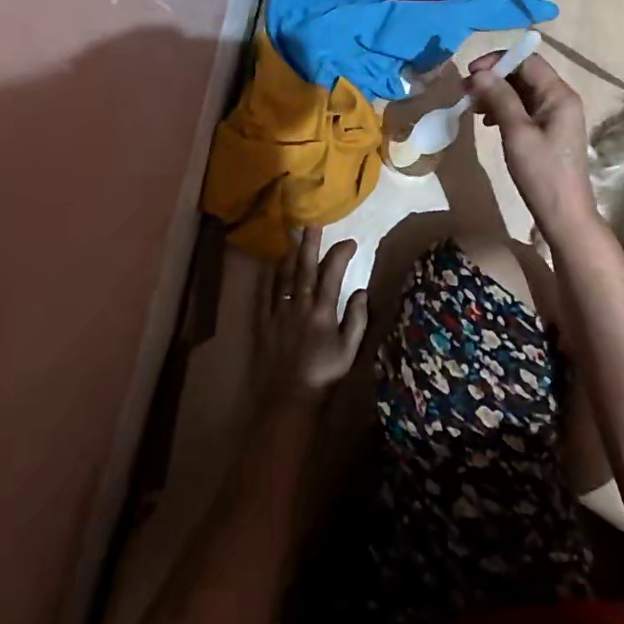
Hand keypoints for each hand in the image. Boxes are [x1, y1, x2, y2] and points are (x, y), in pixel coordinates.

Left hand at [253, 226, 366, 407]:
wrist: (289, 398)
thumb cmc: (324, 375)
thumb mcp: (349, 350)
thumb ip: (356, 319)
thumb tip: (359, 290)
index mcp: (323, 312)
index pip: (332, 274)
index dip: (340, 254)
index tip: (350, 242)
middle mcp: (299, 306)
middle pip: (305, 268)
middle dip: (310, 244)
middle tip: (312, 224)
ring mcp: (279, 313)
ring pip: (284, 277)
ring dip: (290, 255)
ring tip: (294, 238)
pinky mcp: (264, 323)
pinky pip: (265, 294)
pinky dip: (269, 277)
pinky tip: (271, 265)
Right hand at [467, 54, 599, 237]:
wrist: (564, 214)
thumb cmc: (541, 173)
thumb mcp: (517, 133)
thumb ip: (500, 99)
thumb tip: (479, 74)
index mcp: (559, 95)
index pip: (527, 60)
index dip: (497, 61)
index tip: (469, 74)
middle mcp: (561, 99)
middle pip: (524, 74)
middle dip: (493, 78)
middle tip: (465, 92)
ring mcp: (556, 116)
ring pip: (522, 92)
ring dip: (496, 94)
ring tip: (472, 107)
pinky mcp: (549, 131)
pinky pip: (524, 109)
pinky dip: (504, 109)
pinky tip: (487, 122)